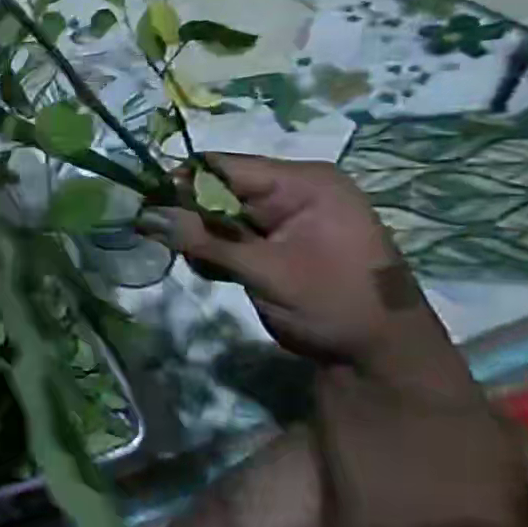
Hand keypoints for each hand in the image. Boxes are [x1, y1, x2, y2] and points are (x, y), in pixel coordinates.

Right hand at [146, 154, 470, 397]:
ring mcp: (284, 218)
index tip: (148, 209)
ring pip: (217, 215)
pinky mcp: (275, 242)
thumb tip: (146, 215)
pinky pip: (228, 235)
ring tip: (204, 268)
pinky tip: (216, 275)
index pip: (225, 167)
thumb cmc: (334, 304)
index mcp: (303, 183)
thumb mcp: (265, 270)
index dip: (183, 183)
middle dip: (190, 217)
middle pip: (217, 189)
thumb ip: (204, 239)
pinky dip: (214, 253)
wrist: (381, 359)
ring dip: (201, 240)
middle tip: (169, 244)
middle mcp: (292, 192)